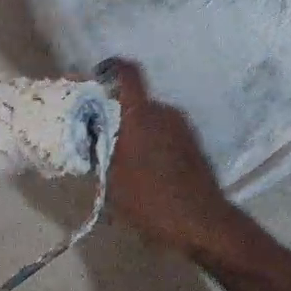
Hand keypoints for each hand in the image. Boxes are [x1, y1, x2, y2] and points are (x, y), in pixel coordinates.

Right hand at [98, 59, 238, 254]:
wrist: (202, 221)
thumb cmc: (150, 199)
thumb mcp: (111, 179)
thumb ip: (98, 150)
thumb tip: (88, 133)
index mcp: (141, 114)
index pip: (128, 74)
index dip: (113, 68)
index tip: (99, 75)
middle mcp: (165, 111)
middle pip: (137, 101)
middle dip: (119, 114)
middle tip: (103, 137)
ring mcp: (183, 126)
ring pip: (152, 119)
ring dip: (138, 131)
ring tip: (124, 160)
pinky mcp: (194, 143)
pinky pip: (166, 132)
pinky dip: (154, 142)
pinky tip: (147, 170)